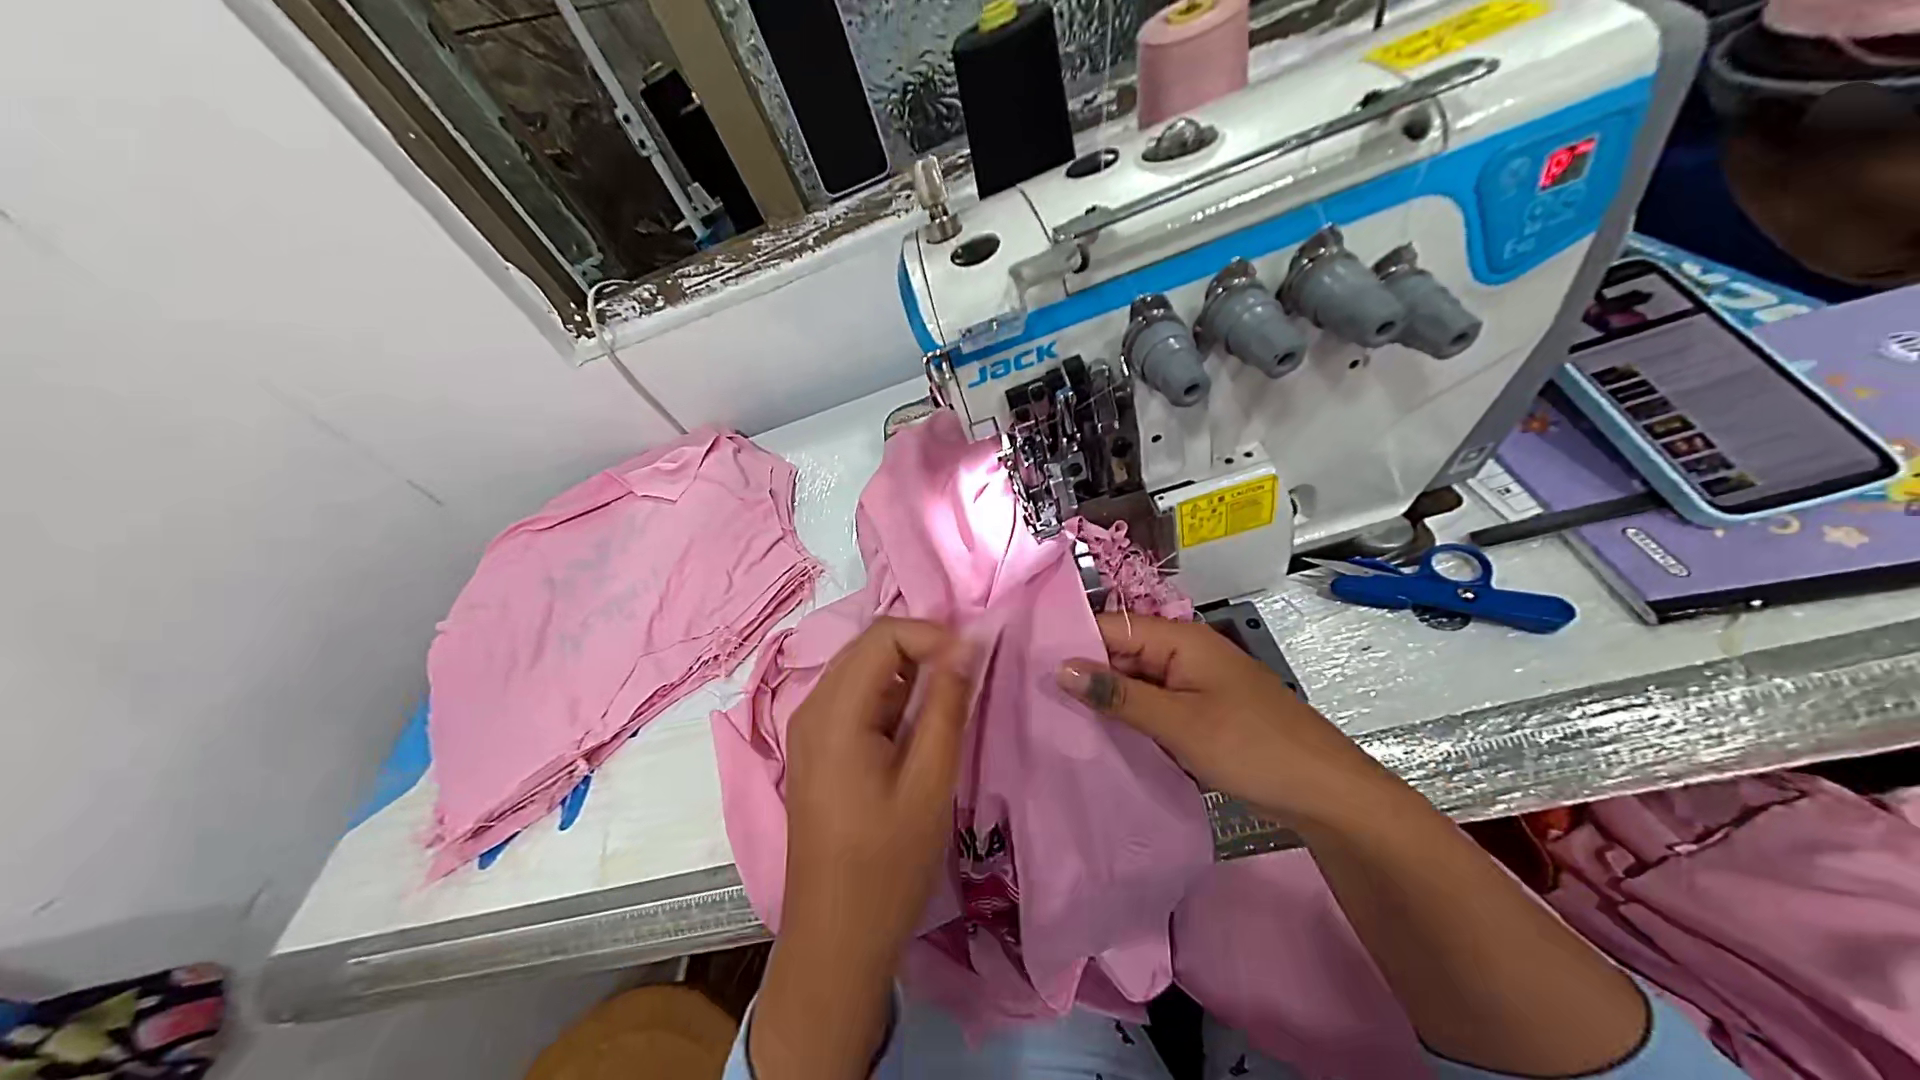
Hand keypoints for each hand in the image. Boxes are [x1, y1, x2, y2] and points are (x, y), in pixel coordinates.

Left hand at [753, 617, 975, 1079]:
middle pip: (869, 647)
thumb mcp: (930, 782)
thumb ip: (947, 706)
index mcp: (834, 712)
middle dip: (921, 648)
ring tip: (951, 699)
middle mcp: (811, 708)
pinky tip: (919, 725)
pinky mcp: (817, 750)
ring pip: (863, 671)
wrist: (836, 938)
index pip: (883, 635)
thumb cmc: (886, 865)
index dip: (932, 634)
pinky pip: (856, 700)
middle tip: (968, 674)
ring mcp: (809, 729)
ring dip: (909, 673)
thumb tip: (966, 645)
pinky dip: (892, 698)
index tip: (973, 660)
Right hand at [1056, 613, 1397, 828]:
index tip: (1027, 665)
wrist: (1327, 794)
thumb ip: (1117, 695)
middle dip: (1083, 674)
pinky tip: (1100, 736)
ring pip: (1134, 682)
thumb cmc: (1253, 748)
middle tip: (1033, 699)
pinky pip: (1152, 705)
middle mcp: (1183, 653)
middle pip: (1119, 653)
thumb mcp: (1179, 723)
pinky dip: (1129, 717)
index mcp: (1180, 639)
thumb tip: (1060, 667)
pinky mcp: (1199, 711)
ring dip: (1104, 699)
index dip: (1070, 642)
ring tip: (1055, 718)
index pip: (1109, 627)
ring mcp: (1192, 684)